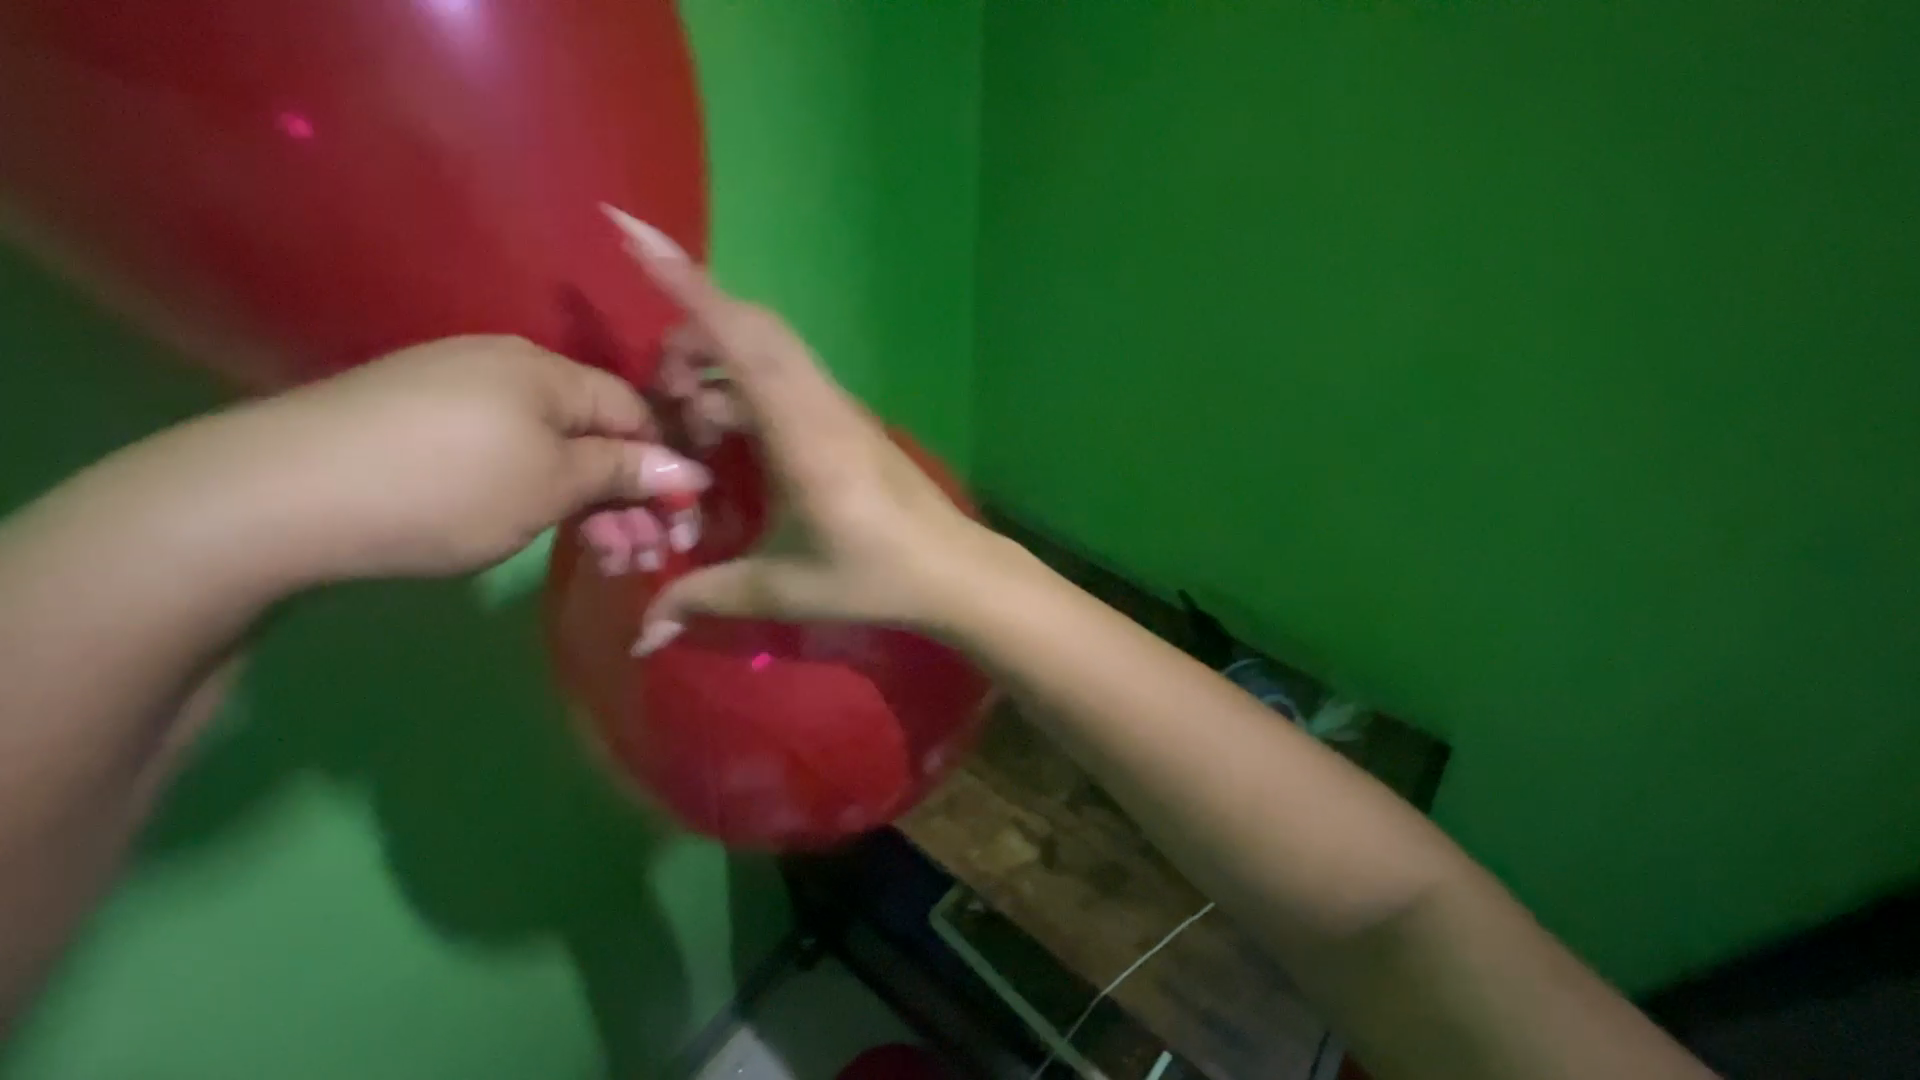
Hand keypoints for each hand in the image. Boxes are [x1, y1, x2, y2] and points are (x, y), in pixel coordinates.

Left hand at [131, 335, 709, 585]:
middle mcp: (506, 366)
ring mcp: (455, 390)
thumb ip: (623, 472)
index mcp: (547, 370)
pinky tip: (535, 526)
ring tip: (602, 559)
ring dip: (585, 503)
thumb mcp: (551, 484)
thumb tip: (689, 469)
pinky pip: (503, 451)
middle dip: (628, 496)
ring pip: (549, 447)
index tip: (679, 523)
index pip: (635, 411)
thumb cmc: (446, 487)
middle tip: (643, 558)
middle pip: (593, 431)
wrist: (278, 497)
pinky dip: (533, 491)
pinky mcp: (415, 422)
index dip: (665, 466)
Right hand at [601, 208, 1017, 654]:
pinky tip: (726, 434)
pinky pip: (784, 374)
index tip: (634, 235)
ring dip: (717, 362)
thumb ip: (707, 597)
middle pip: (748, 328)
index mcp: (803, 432)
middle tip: (658, 394)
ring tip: (687, 419)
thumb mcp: (785, 588)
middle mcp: (819, 402)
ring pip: (768, 349)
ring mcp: (837, 405)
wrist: (954, 571)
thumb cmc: (875, 578)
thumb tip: (641, 635)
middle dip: (688, 338)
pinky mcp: (844, 417)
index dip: (685, 284)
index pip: (739, 338)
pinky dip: (743, 382)